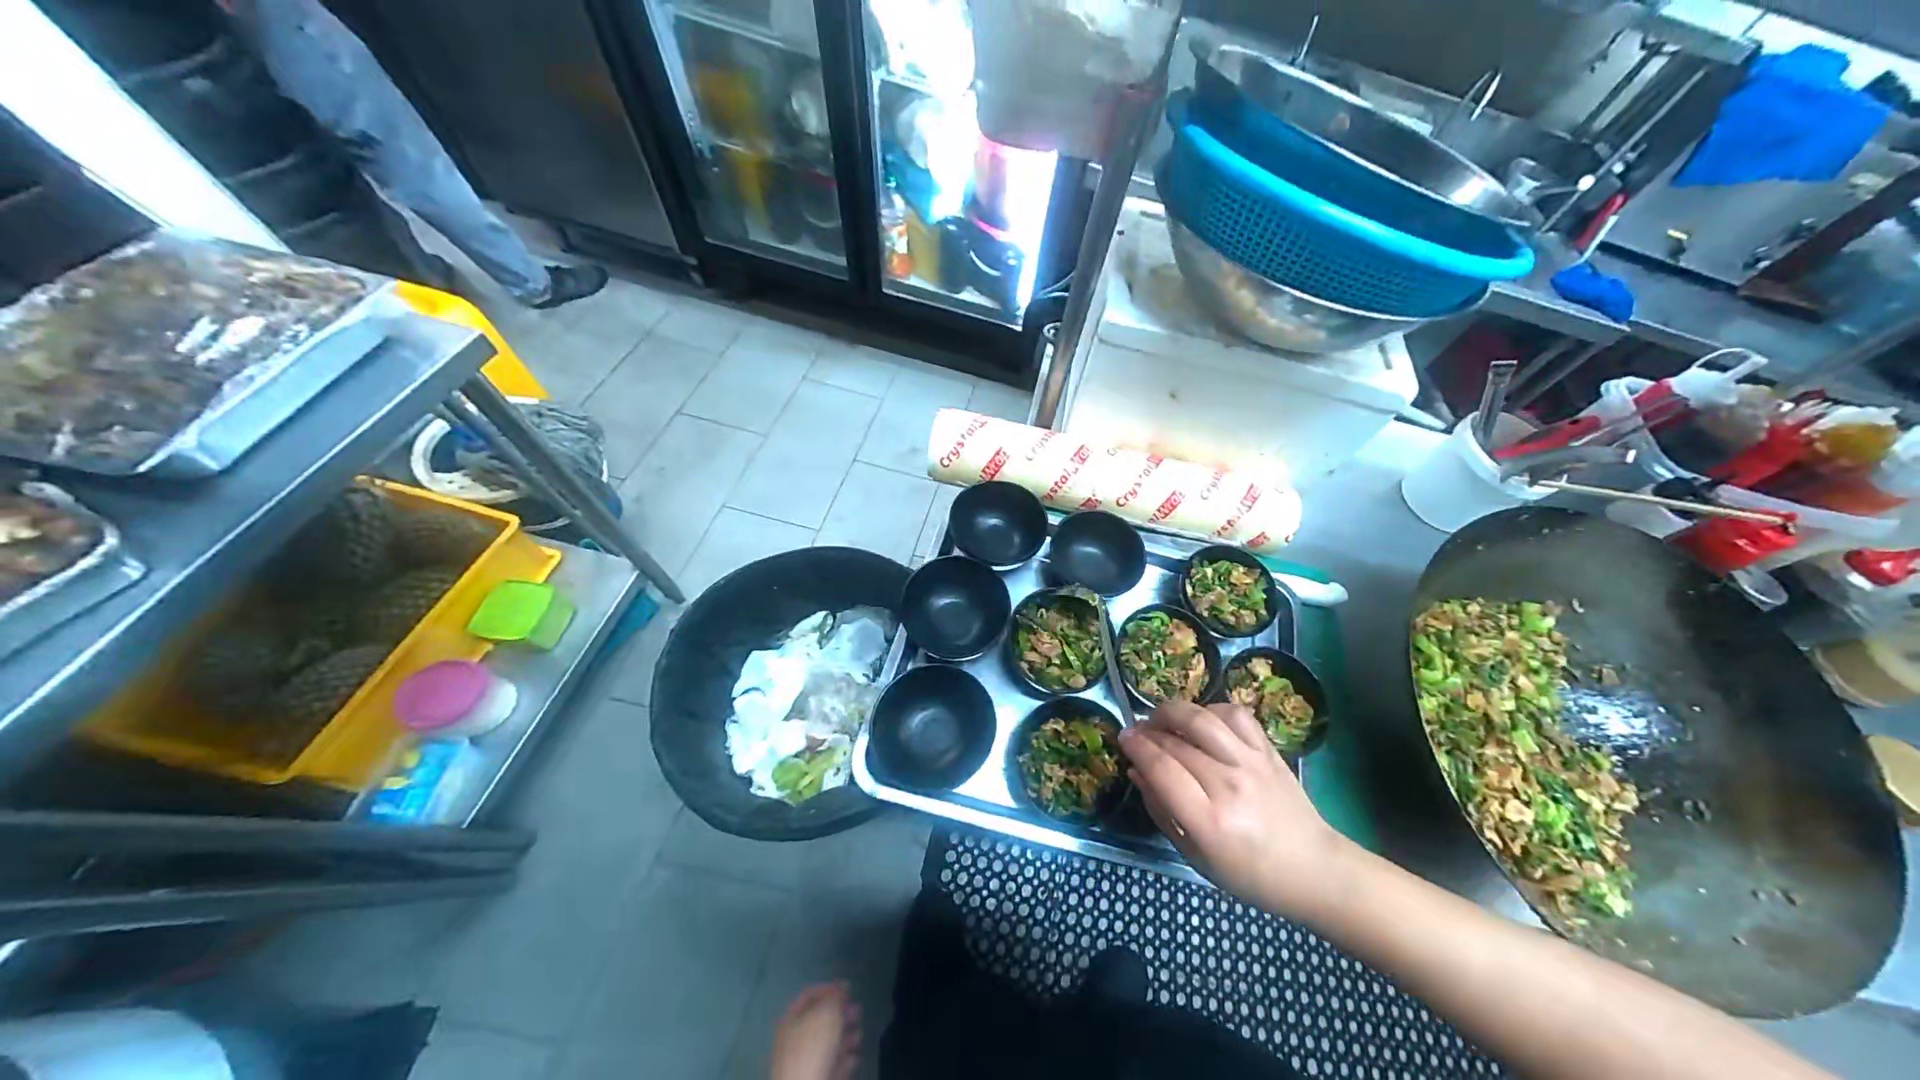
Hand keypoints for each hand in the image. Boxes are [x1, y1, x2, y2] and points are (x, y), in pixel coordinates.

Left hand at [769, 981, 860, 1079]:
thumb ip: (834, 998)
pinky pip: (832, 1063)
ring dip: (846, 1035)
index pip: (809, 995)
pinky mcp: (815, 1078)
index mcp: (791, 1020)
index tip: (848, 988)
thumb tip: (840, 985)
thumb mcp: (827, 1016)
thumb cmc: (813, 1050)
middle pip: (820, 1019)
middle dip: (841, 1013)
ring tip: (859, 1034)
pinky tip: (854, 1055)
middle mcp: (794, 1039)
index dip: (829, 988)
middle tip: (858, 1009)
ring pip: (828, 1042)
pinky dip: (844, 1057)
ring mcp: (804, 1062)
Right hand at [1119, 701, 1349, 916]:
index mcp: (1210, 820)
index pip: (1161, 767)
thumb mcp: (1195, 856)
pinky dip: (1210, 709)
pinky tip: (1200, 720)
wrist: (1315, 870)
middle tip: (1137, 733)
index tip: (1123, 738)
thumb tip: (1137, 771)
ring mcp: (1252, 763)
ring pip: (1203, 718)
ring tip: (1161, 719)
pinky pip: (1235, 715)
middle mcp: (1230, 785)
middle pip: (1176, 741)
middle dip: (1148, 731)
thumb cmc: (1250, 875)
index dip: (1137, 747)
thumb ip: (1162, 810)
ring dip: (1173, 711)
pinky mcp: (1269, 751)